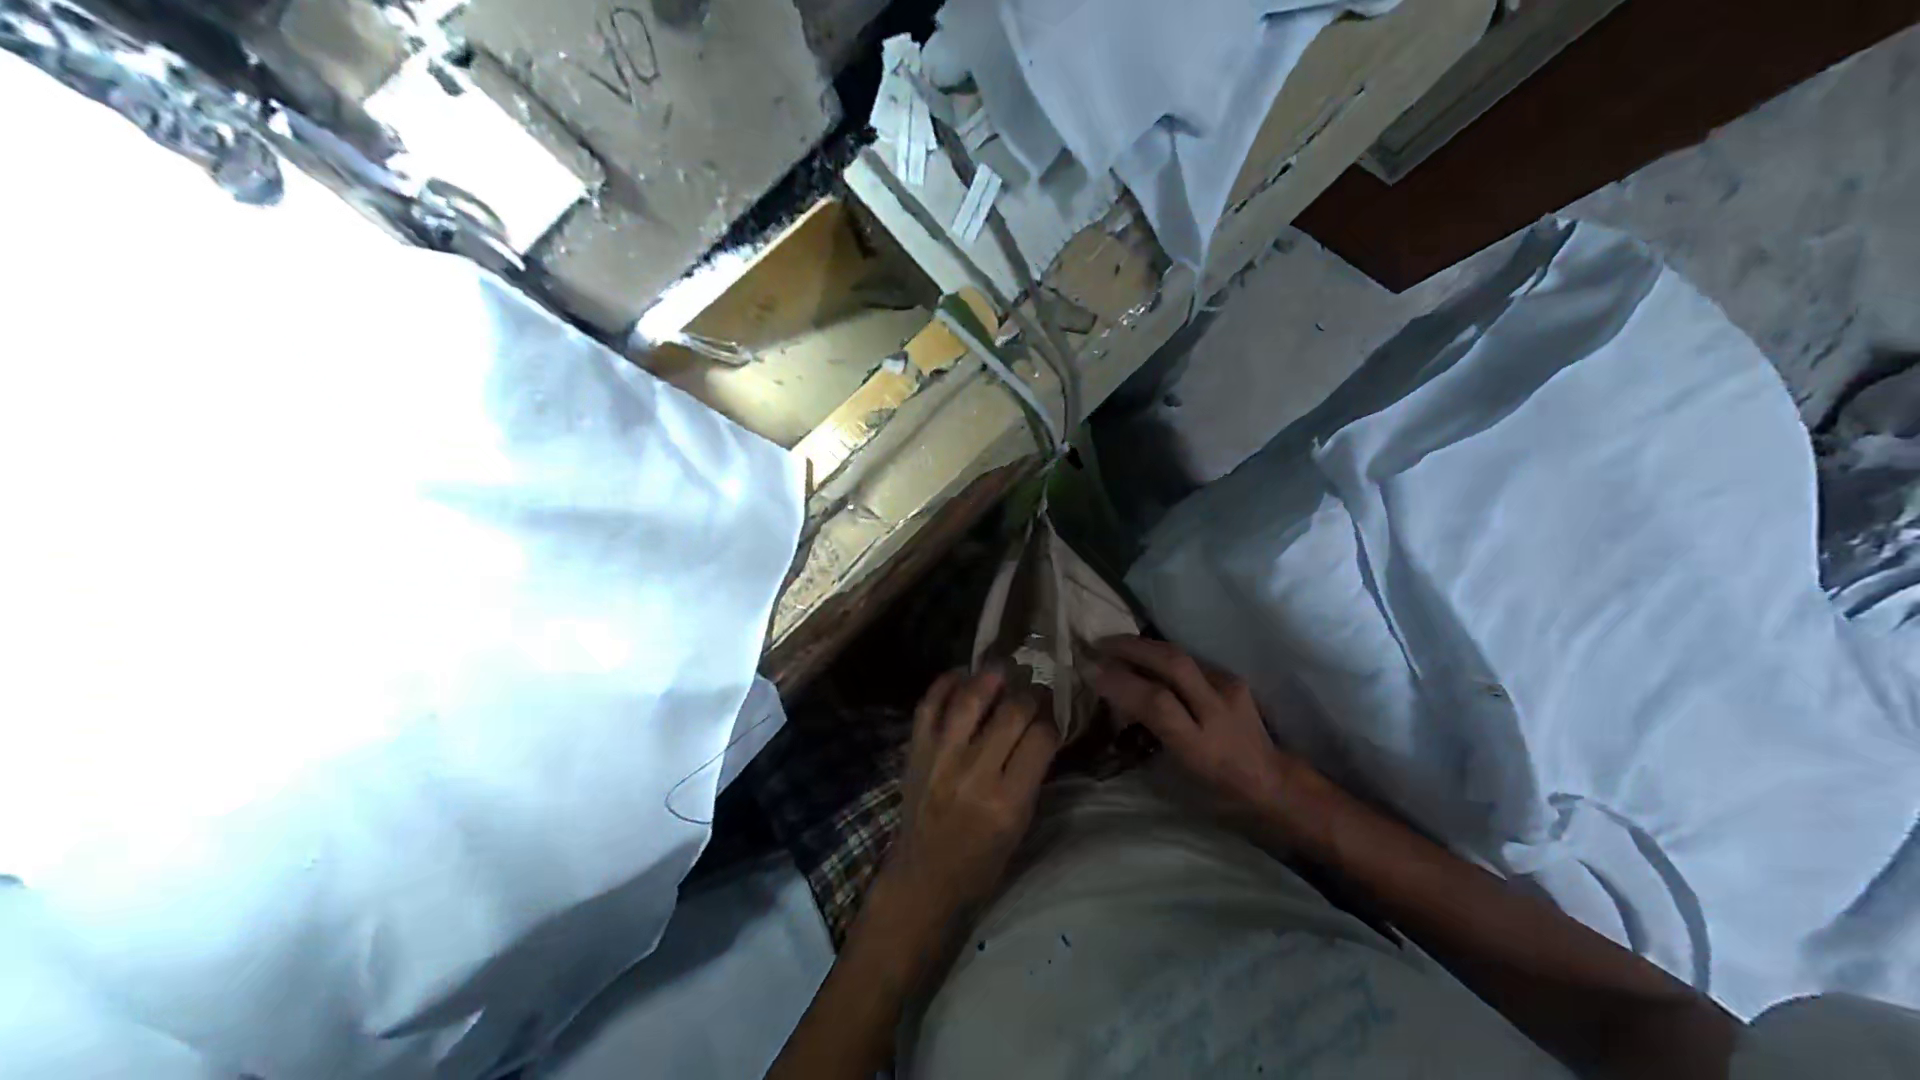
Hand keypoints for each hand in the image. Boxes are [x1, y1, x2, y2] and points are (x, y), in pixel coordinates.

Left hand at [885, 670, 1058, 919]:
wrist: (923, 876)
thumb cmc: (981, 860)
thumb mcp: (1020, 826)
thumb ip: (1032, 776)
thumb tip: (1044, 727)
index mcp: (1008, 801)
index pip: (1041, 739)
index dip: (1052, 718)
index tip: (1054, 710)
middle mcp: (975, 774)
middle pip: (1011, 713)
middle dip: (1029, 693)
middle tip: (1034, 685)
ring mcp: (941, 758)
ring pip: (969, 701)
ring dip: (989, 678)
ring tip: (1002, 668)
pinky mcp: (915, 752)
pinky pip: (929, 705)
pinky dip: (944, 684)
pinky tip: (960, 674)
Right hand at [1093, 635, 1294, 812]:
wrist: (1271, 783)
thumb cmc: (1214, 789)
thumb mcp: (1175, 771)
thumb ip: (1148, 732)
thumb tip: (1116, 700)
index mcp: (1199, 745)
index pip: (1158, 703)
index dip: (1123, 684)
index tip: (1093, 673)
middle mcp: (1217, 712)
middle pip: (1174, 665)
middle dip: (1132, 648)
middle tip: (1100, 644)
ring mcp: (1230, 691)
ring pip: (1182, 655)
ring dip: (1145, 646)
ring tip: (1117, 645)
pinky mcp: (1234, 679)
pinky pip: (1191, 661)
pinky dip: (1163, 656)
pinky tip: (1148, 657)